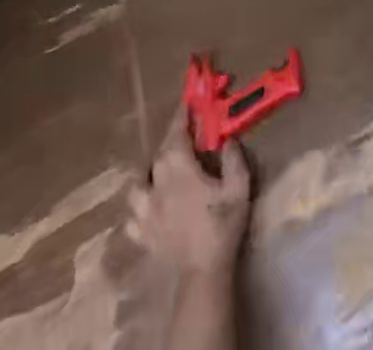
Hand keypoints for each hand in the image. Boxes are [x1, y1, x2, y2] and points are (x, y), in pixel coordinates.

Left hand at [126, 107, 251, 277]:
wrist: (203, 270)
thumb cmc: (222, 224)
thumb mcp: (238, 187)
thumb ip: (234, 159)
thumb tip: (227, 139)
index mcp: (179, 168)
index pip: (176, 133)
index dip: (181, 116)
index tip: (187, 102)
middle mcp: (157, 183)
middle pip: (159, 153)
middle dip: (171, 139)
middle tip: (184, 134)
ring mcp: (145, 209)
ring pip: (138, 182)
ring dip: (148, 171)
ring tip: (159, 172)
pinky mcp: (141, 231)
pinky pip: (134, 213)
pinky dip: (140, 206)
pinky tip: (149, 207)